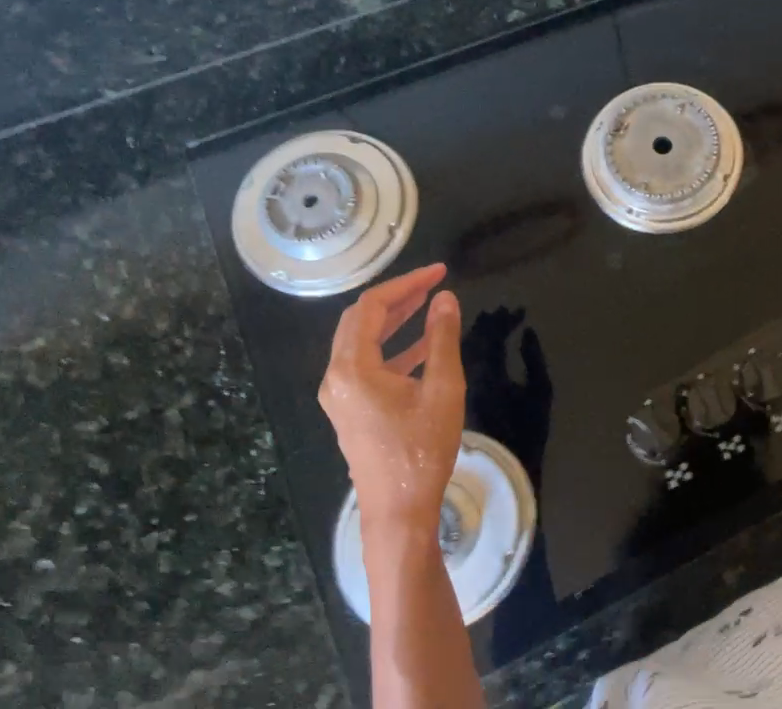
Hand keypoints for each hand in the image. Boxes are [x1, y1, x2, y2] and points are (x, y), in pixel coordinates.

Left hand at [319, 263, 466, 535]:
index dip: (405, 284)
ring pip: (362, 343)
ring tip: (429, 304)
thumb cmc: (421, 449)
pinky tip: (423, 345)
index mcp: (352, 369)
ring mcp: (340, 396)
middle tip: (433, 282)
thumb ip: (442, 339)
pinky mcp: (351, 410)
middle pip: (359, 322)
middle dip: (397, 298)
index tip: (439, 272)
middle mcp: (337, 377)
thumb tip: (445, 298)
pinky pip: (367, 365)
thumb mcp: (442, 389)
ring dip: (394, 321)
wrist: (399, 509)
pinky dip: (393, 348)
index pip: (370, 308)